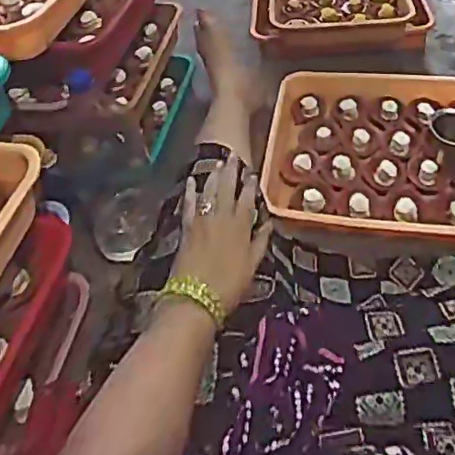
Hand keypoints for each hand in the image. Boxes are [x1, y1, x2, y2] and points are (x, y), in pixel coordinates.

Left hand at [171, 159, 271, 314]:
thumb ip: (260, 242)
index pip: (247, 197)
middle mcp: (222, 216)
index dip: (250, 183)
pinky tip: (191, 180)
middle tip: (233, 154)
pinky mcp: (186, 226)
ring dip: (213, 175)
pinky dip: (190, 191)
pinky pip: (188, 203)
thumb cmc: (229, 286)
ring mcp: (202, 219)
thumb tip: (268, 224)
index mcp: (241, 225)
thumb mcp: (252, 266)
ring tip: (218, 162)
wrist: (196, 299)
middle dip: (231, 170)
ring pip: (209, 190)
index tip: (252, 172)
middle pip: (227, 187)